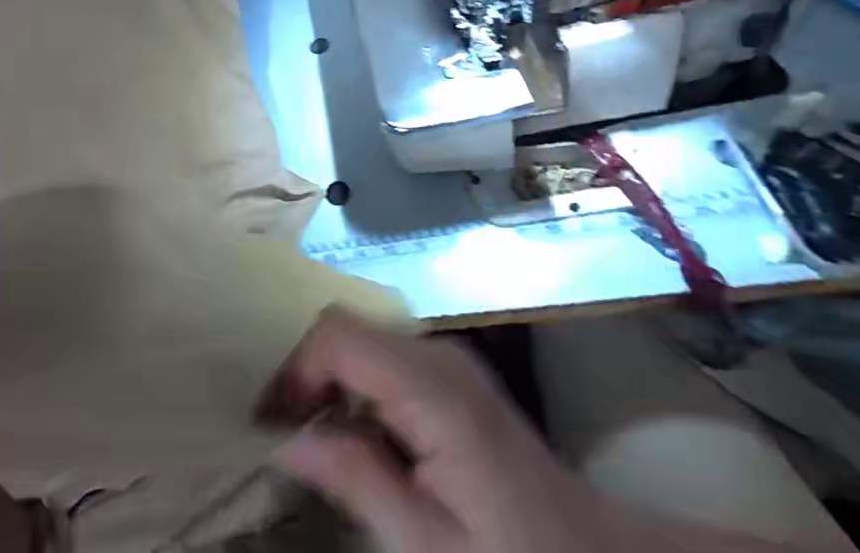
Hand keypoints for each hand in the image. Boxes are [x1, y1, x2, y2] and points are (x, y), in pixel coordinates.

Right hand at [260, 308, 626, 552]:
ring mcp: (447, 358)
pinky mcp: (450, 373)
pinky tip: (353, 437)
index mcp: (431, 386)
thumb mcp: (424, 542)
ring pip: (361, 340)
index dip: (295, 369)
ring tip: (311, 440)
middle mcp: (437, 353)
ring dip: (326, 382)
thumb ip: (355, 477)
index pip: (338, 333)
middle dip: (305, 375)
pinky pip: (382, 359)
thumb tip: (287, 437)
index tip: (273, 425)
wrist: (586, 552)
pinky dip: (353, 387)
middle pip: (346, 329)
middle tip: (285, 437)